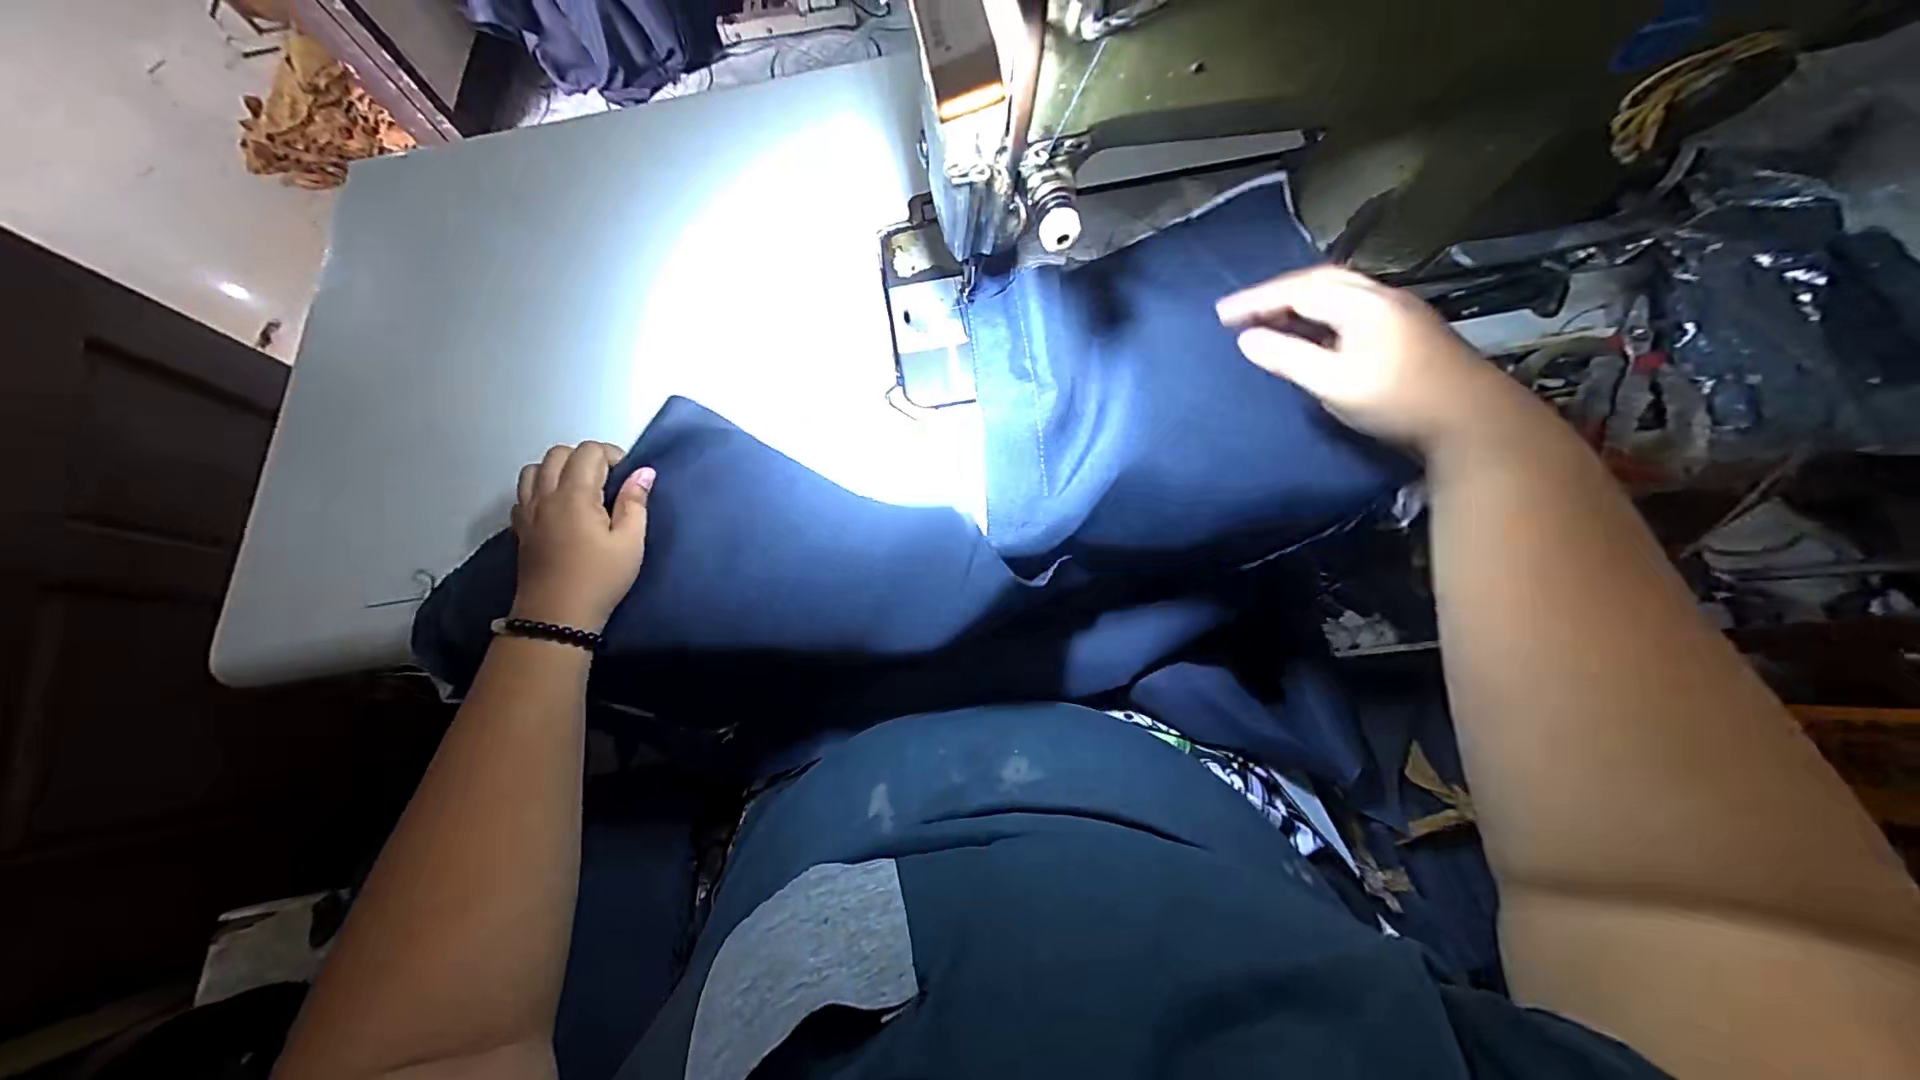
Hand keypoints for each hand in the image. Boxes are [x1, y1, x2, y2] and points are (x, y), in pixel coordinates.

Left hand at [509, 442, 654, 632]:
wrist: (556, 615)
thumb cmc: (600, 578)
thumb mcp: (630, 543)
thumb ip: (635, 502)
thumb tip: (643, 472)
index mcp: (575, 495)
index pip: (588, 452)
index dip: (612, 454)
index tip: (629, 476)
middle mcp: (545, 495)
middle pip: (558, 453)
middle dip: (586, 457)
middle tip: (609, 480)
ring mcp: (527, 510)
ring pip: (535, 468)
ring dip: (559, 469)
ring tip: (582, 490)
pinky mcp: (520, 527)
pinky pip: (524, 491)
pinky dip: (541, 488)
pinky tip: (560, 508)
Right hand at [1216, 265, 1543, 453]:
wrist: (1472, 420)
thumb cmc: (1398, 401)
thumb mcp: (1334, 383)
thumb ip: (1288, 358)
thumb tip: (1247, 339)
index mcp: (1363, 304)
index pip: (1298, 290)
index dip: (1256, 300)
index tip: (1220, 313)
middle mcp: (1381, 297)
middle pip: (1320, 281)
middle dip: (1276, 292)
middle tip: (1242, 311)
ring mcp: (1397, 311)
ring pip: (1337, 292)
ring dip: (1298, 300)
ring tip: (1268, 317)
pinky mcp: (1405, 330)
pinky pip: (1349, 307)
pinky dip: (1318, 313)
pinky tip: (1308, 330)